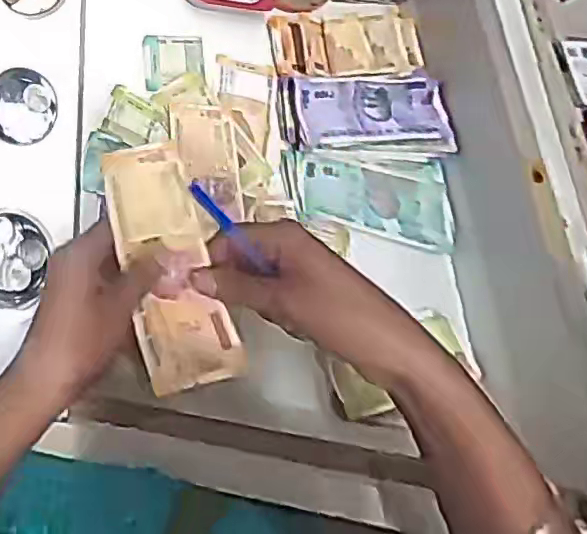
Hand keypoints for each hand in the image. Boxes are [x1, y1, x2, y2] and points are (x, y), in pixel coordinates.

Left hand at [9, 221, 161, 409]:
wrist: (47, 375)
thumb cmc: (81, 340)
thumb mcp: (119, 307)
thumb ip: (142, 276)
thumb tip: (162, 254)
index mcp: (79, 251)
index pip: (112, 224)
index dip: (140, 224)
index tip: (166, 226)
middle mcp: (69, 257)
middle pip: (108, 242)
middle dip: (139, 249)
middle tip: (170, 254)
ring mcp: (66, 275)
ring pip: (103, 261)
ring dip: (129, 269)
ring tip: (162, 275)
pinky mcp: (67, 294)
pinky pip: (96, 277)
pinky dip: (116, 283)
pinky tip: (139, 297)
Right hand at [190, 220, 443, 389]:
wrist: (396, 353)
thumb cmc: (341, 317)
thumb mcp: (281, 302)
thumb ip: (234, 286)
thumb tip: (193, 276)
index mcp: (282, 233)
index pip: (228, 237)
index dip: (208, 260)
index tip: (191, 285)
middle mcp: (287, 242)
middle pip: (239, 254)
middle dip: (230, 279)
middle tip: (222, 305)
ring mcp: (298, 265)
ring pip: (253, 274)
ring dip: (251, 295)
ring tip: (267, 315)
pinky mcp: (306, 287)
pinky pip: (270, 289)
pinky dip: (268, 305)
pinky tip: (283, 321)